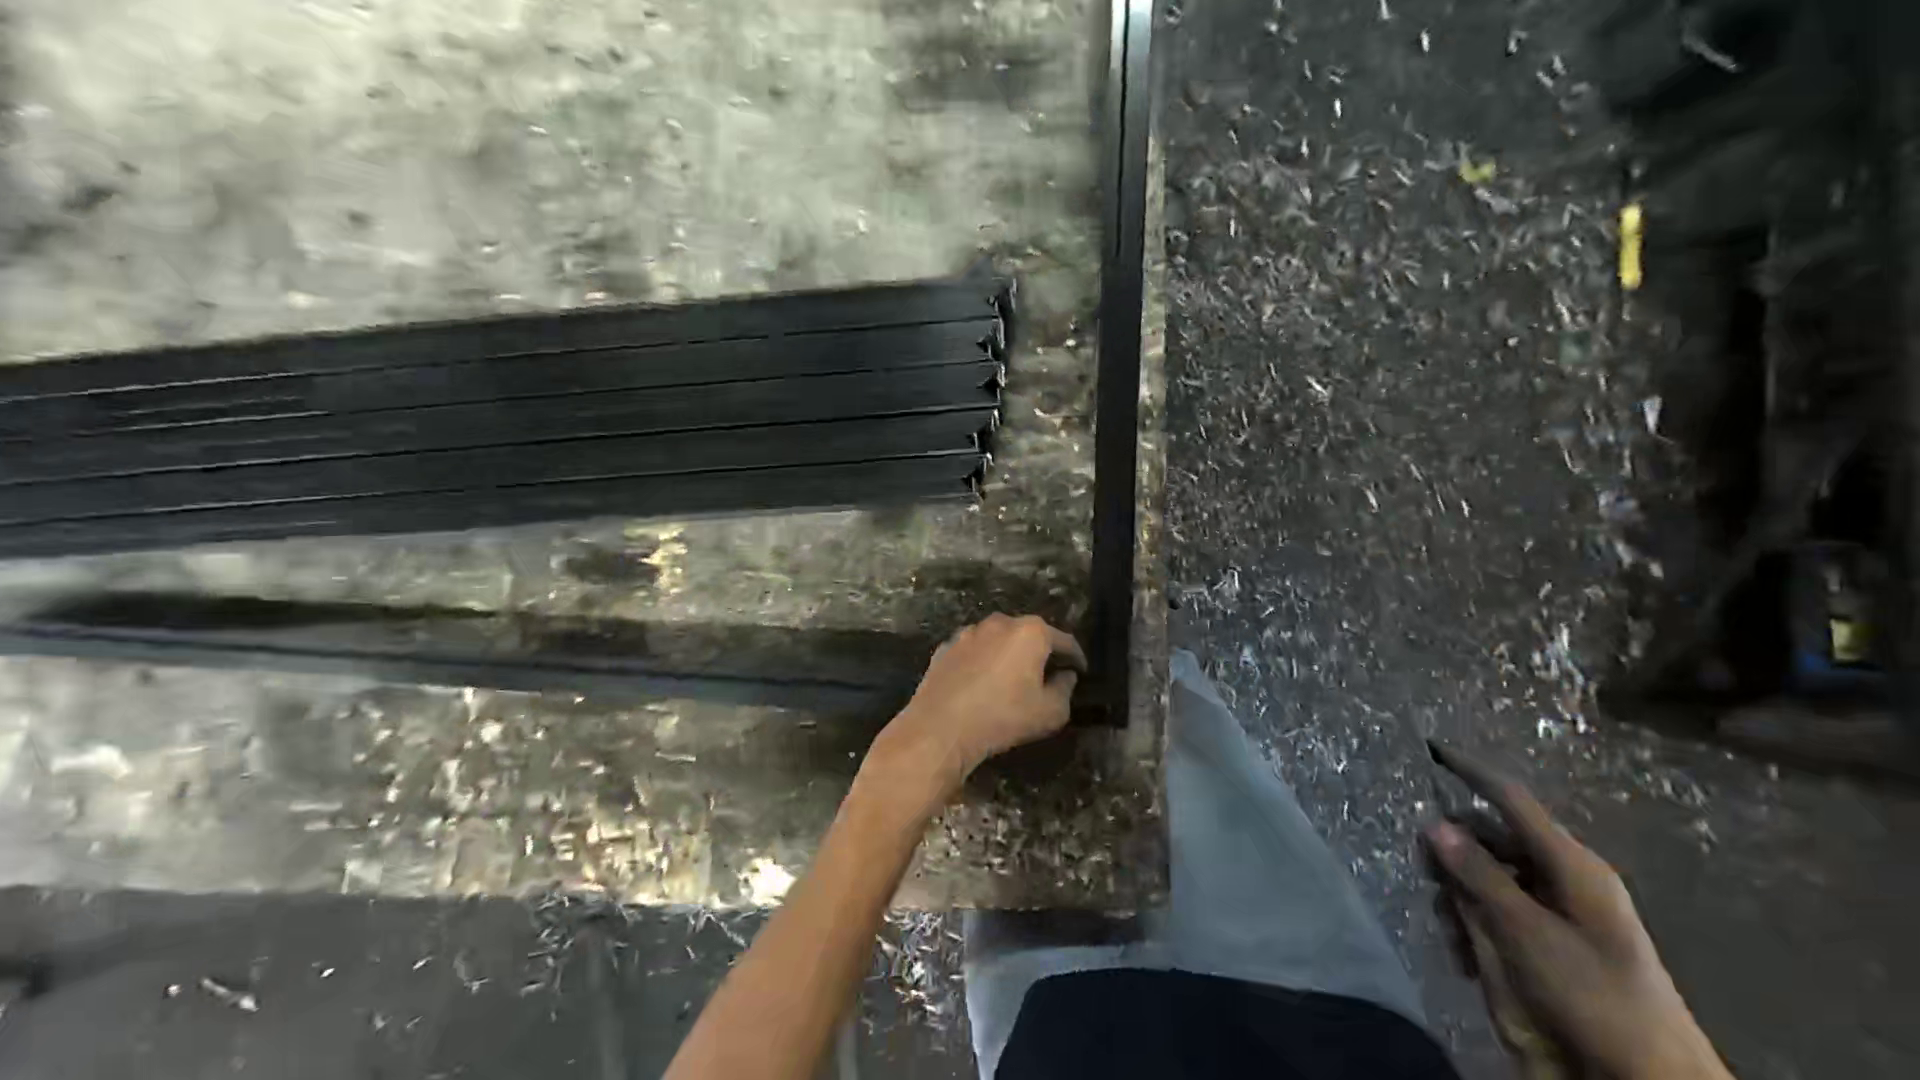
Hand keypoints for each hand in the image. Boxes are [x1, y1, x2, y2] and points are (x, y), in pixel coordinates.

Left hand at [862, 614, 1085, 810]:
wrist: (941, 727)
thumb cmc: (1003, 717)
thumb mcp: (1050, 712)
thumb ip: (1065, 689)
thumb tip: (1065, 676)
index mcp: (1031, 632)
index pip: (1065, 641)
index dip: (1076, 658)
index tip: (1080, 673)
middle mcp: (1000, 622)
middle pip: (1030, 634)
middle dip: (1041, 653)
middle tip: (1047, 676)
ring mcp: (969, 632)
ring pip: (999, 640)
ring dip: (1009, 655)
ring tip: (1011, 681)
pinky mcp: (946, 647)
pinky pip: (974, 651)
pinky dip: (982, 662)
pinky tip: (981, 684)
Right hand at [1424, 743, 1731, 1079]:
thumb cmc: (1596, 996)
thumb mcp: (1530, 933)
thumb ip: (1479, 876)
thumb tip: (1433, 824)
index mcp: (1570, 865)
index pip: (1511, 799)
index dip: (1470, 772)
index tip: (1430, 750)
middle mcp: (1558, 878)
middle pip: (1489, 838)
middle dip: (1451, 850)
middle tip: (1423, 868)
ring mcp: (1549, 911)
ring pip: (1480, 876)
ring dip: (1455, 894)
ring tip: (1449, 927)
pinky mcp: (1539, 941)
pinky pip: (1487, 911)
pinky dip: (1467, 923)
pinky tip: (1463, 952)